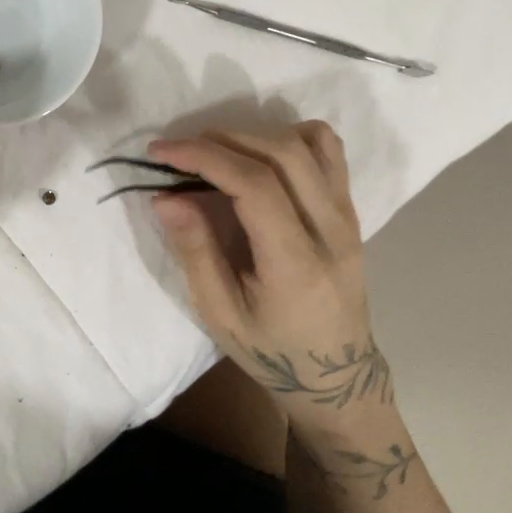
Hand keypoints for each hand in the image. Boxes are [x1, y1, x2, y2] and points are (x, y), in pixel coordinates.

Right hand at [148, 122, 391, 432]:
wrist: (336, 377)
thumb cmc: (271, 350)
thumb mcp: (219, 313)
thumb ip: (195, 251)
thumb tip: (166, 196)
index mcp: (296, 264)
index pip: (255, 185)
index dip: (204, 156)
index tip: (160, 152)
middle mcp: (331, 233)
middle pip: (281, 154)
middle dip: (220, 139)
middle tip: (178, 150)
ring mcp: (348, 220)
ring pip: (307, 146)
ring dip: (251, 135)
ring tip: (212, 150)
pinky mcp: (351, 213)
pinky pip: (329, 154)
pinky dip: (291, 138)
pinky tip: (258, 153)